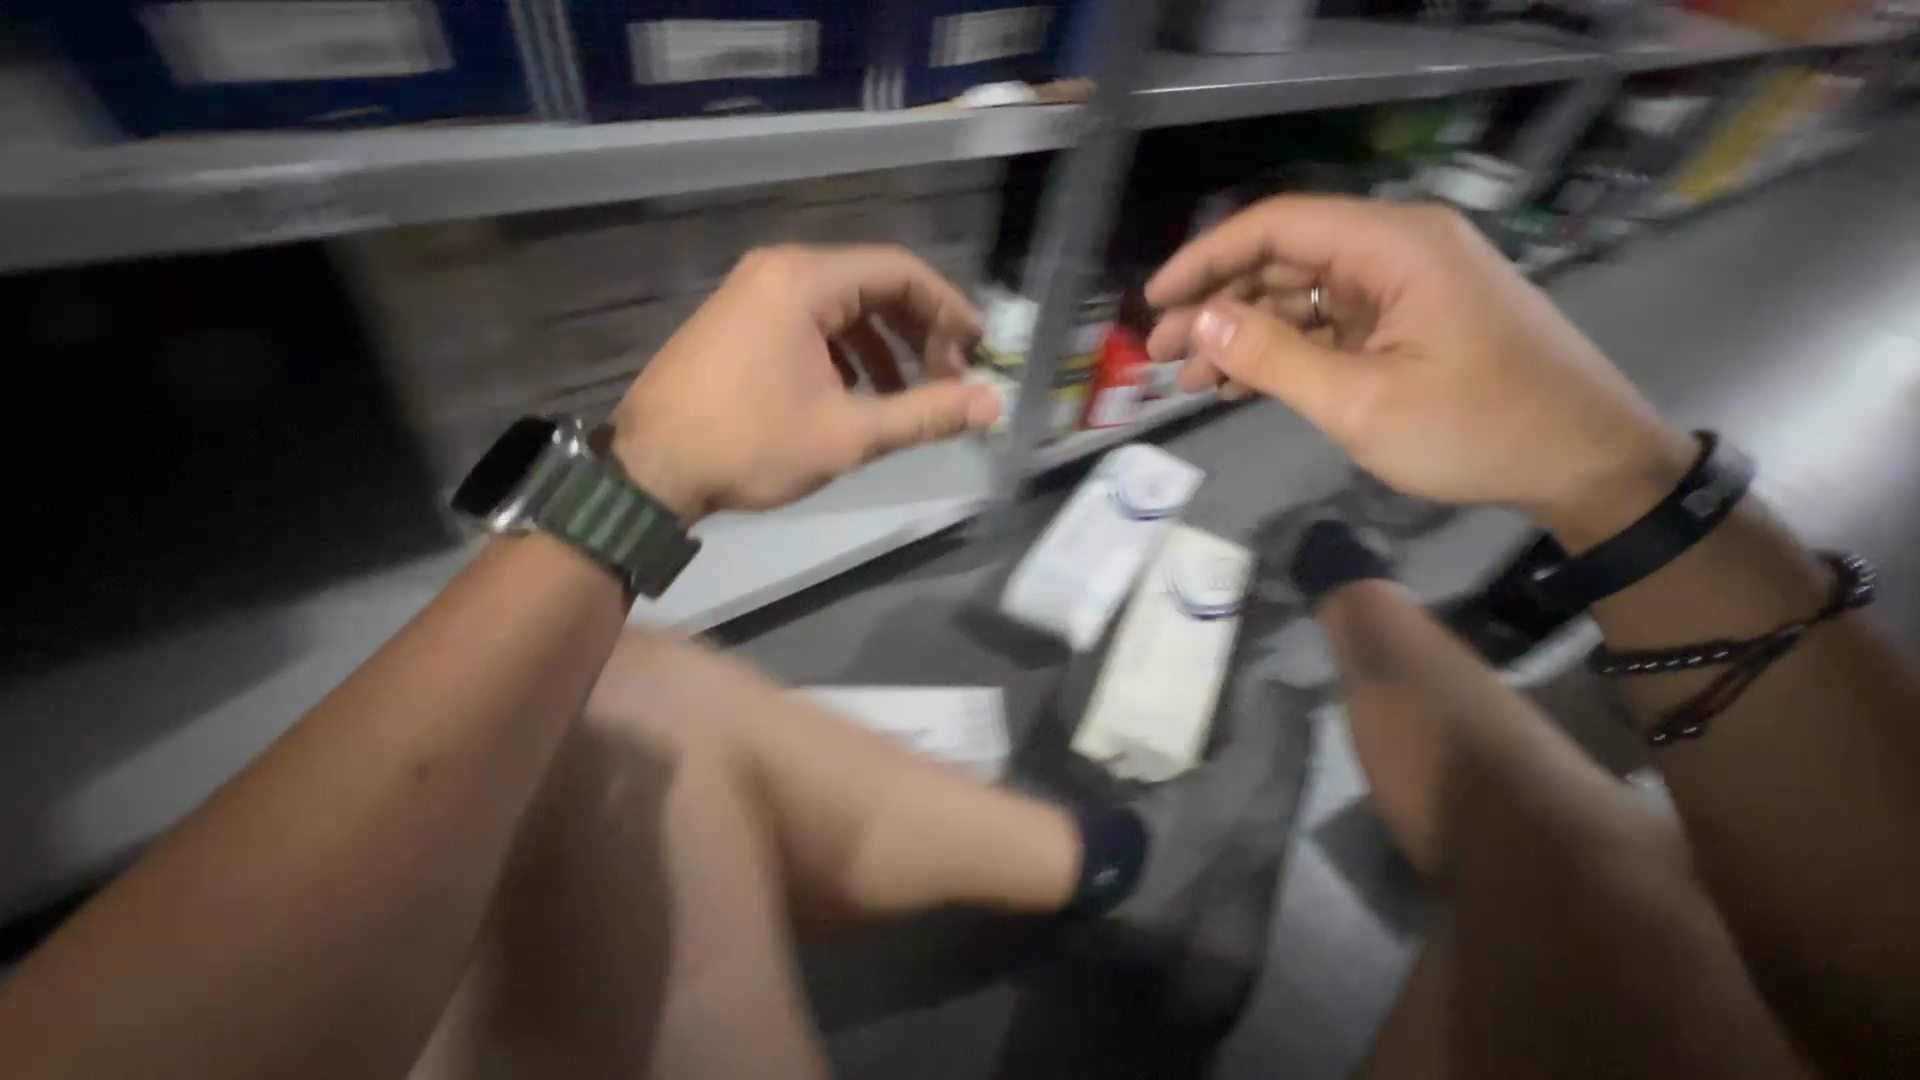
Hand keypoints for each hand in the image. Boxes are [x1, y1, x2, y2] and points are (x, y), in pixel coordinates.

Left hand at [609, 245, 1000, 524]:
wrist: (648, 470)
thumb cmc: (750, 445)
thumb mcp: (848, 435)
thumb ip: (925, 414)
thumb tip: (993, 405)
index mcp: (804, 281)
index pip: (900, 271)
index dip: (948, 309)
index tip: (977, 352)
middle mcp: (778, 271)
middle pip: (872, 285)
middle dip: (918, 331)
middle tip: (947, 379)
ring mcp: (752, 294)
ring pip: (841, 307)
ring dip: (883, 347)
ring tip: (908, 396)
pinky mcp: (738, 322)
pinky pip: (809, 323)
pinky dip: (844, 353)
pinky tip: (857, 396)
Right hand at [1145, 196, 1696, 548]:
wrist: (1584, 461)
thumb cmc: (1476, 429)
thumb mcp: (1360, 401)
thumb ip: (1273, 356)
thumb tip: (1199, 321)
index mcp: (1394, 245)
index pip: (1276, 225)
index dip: (1204, 259)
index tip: (1154, 301)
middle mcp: (1397, 250)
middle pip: (1282, 259)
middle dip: (1216, 305)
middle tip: (1159, 354)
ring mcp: (1403, 288)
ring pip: (1299, 295)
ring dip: (1243, 334)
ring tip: (1189, 378)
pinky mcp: (1407, 323)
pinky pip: (1328, 325)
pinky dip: (1282, 352)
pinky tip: (1239, 384)